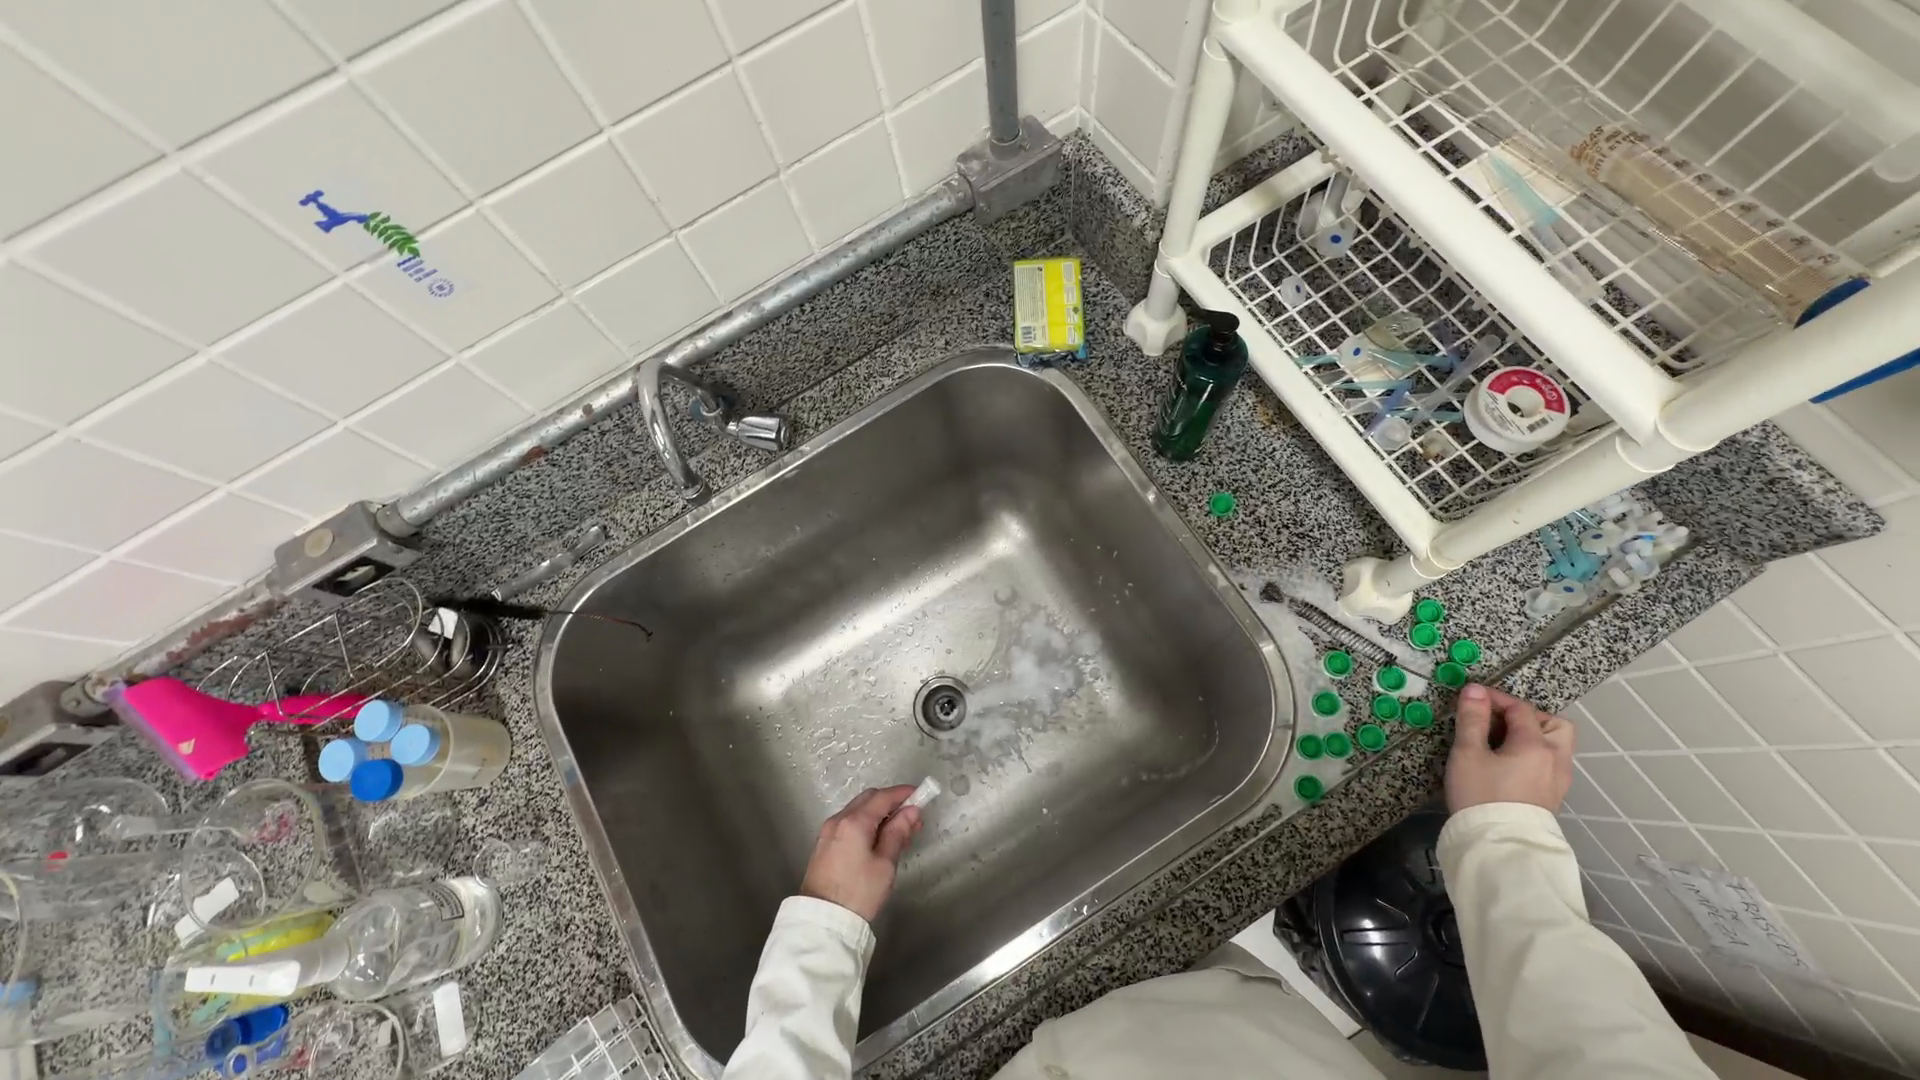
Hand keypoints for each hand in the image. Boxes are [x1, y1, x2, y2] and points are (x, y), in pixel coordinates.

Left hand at [800, 786, 923, 921]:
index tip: (921, 796)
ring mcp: (828, 831)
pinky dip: (866, 824)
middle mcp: (838, 820)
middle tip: (913, 820)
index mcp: (854, 822)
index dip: (904, 794)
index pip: (883, 797)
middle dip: (892, 804)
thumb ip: (898, 832)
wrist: (823, 921)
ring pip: (858, 811)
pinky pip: (849, 823)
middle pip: (869, 799)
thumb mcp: (885, 863)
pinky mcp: (824, 844)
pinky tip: (879, 841)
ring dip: (879, 815)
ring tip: (900, 834)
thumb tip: (911, 811)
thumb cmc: (859, 892)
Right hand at [1445, 683, 1574, 813]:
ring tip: (1503, 742)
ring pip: (1556, 745)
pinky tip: (1510, 764)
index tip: (1472, 697)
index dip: (1496, 698)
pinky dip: (1534, 754)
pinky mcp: (1553, 795)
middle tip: (1499, 721)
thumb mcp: (1468, 753)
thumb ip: (1472, 719)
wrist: (1497, 843)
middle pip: (1555, 724)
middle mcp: (1556, 759)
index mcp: (1536, 745)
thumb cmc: (1480, 793)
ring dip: (1533, 736)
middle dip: (1528, 716)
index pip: (1521, 709)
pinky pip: (1550, 763)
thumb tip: (1475, 690)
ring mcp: (1559, 779)